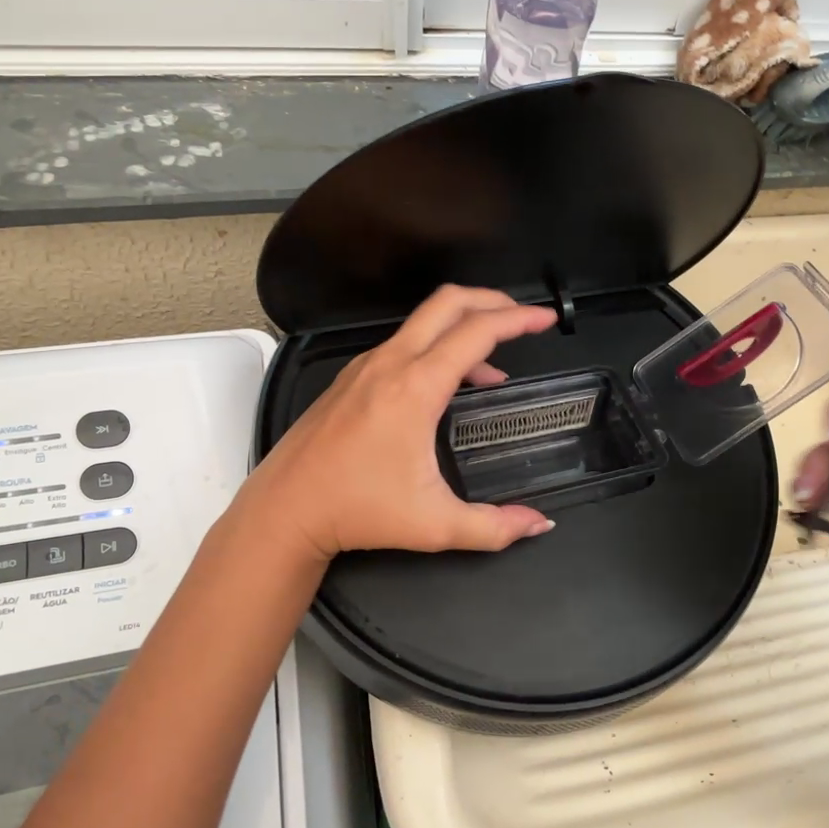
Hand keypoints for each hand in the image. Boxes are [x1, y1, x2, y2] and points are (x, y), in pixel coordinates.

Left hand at [235, 285, 559, 562]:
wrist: (284, 511)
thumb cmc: (355, 512)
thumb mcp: (435, 525)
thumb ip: (494, 527)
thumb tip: (538, 524)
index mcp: (415, 387)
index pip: (477, 332)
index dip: (519, 319)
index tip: (545, 320)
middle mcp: (390, 364)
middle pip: (448, 302)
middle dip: (492, 300)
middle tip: (523, 316)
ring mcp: (366, 366)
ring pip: (423, 320)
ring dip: (463, 325)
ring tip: (493, 360)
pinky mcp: (351, 378)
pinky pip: (404, 343)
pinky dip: (436, 346)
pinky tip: (448, 385)